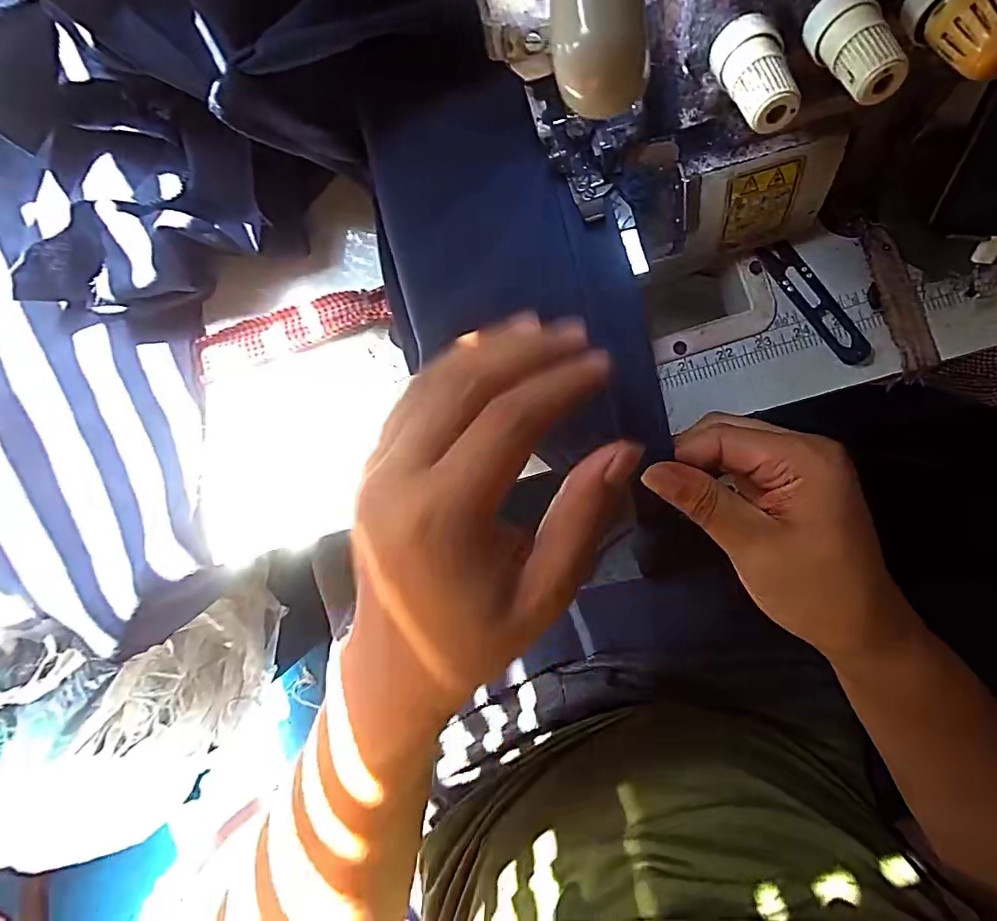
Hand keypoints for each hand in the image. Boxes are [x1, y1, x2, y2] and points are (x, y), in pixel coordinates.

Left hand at [349, 314, 640, 724]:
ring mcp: (375, 466)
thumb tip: (624, 450)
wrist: (390, 668)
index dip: (560, 385)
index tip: (601, 365)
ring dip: (489, 348)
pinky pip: (414, 396)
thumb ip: (581, 518)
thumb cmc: (472, 641)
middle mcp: (396, 478)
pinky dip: (454, 366)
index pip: (507, 422)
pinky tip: (489, 351)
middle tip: (576, 335)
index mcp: (440, 516)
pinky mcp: (372, 463)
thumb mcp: (542, 596)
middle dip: (526, 352)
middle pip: (465, 385)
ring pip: (433, 380)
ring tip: (538, 329)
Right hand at [641, 413, 920, 662]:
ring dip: (706, 466)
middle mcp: (807, 447)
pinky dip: (724, 477)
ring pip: (738, 446)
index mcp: (804, 456)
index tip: (650, 481)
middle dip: (692, 456)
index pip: (726, 434)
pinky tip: (705, 497)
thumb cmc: (812, 592)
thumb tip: (651, 471)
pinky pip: (751, 464)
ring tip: (677, 494)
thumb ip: (702, 501)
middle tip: (660, 489)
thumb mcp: (751, 546)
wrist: (864, 630)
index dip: (683, 453)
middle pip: (732, 432)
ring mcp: (806, 462)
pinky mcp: (800, 480)